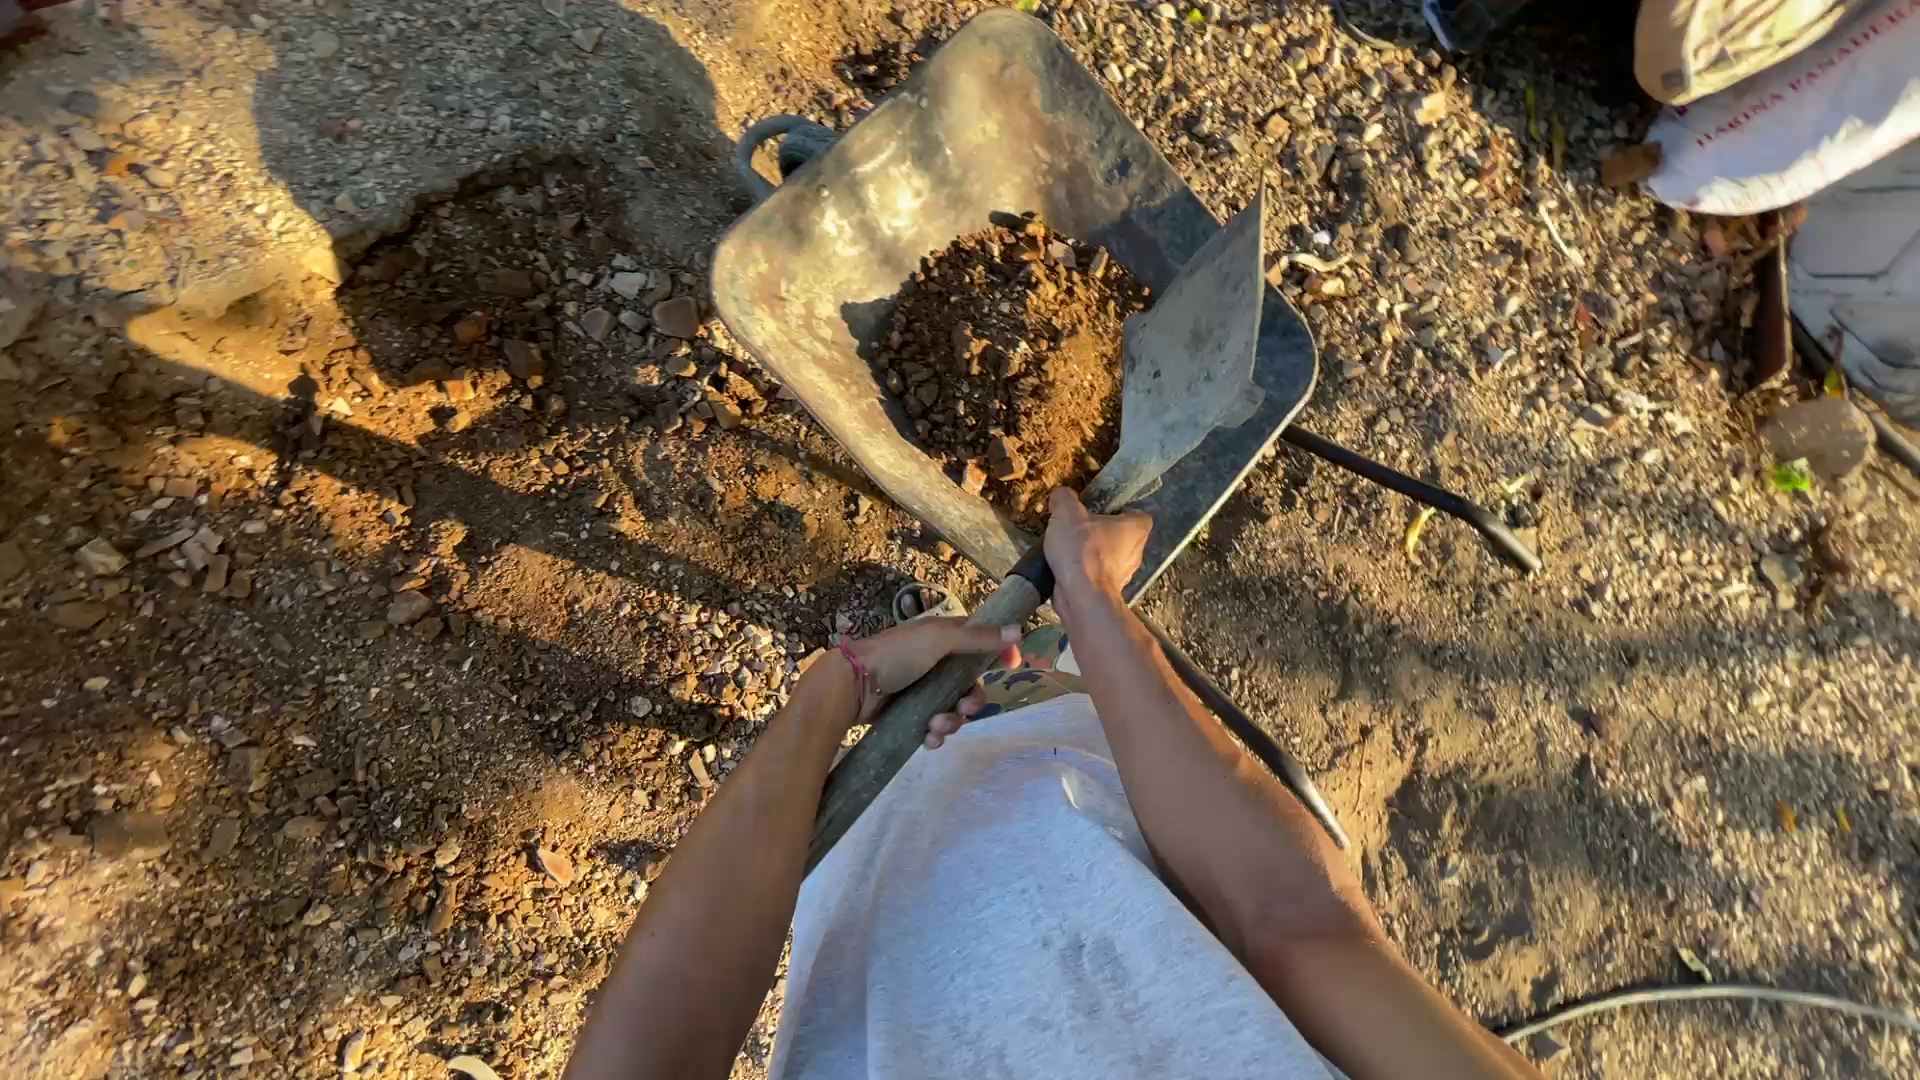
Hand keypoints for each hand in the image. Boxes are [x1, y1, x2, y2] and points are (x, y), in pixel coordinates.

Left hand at [840, 617, 1021, 725]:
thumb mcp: (938, 639)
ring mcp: (924, 691)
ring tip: (935, 726)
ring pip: (955, 711)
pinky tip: (928, 738)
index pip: (981, 643)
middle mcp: (937, 664)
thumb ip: (978, 637)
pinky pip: (936, 728)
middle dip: (972, 701)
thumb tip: (1019, 631)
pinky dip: (936, 735)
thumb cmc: (897, 654)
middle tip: (963, 708)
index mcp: (944, 640)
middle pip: (972, 686)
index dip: (998, 653)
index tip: (1012, 666)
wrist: (853, 685)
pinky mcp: (912, 714)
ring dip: (952, 722)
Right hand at [1043, 487, 1150, 625]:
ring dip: (1092, 553)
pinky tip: (1066, 567)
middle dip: (1102, 532)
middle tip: (1080, 527)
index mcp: (1136, 529)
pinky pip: (1097, 575)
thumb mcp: (1067, 513)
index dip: (1121, 511)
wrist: (1081, 594)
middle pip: (1121, 536)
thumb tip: (1061, 495)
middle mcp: (1136, 551)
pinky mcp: (1108, 591)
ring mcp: (1124, 574)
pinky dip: (1084, 571)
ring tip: (1069, 547)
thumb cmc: (1082, 549)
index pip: (1138, 514)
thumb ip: (1064, 498)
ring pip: (1109, 557)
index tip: (1101, 510)